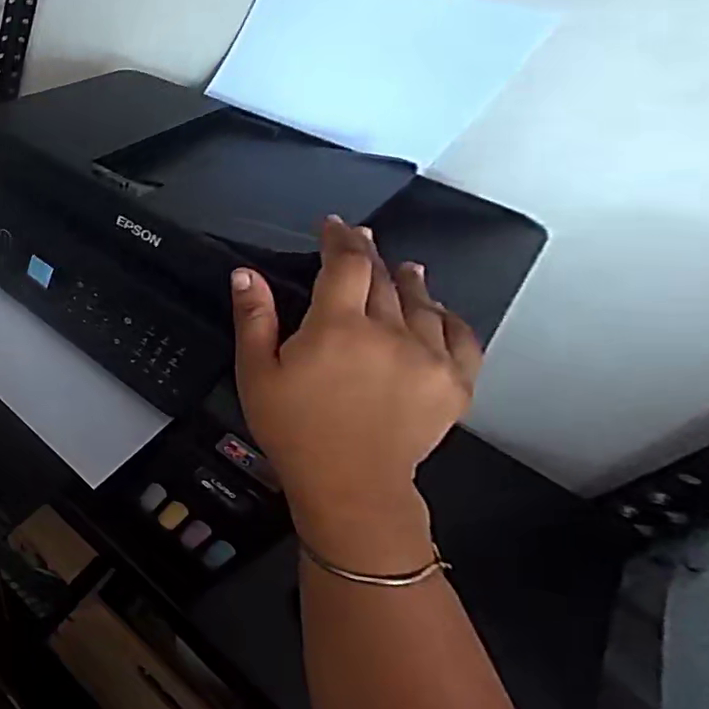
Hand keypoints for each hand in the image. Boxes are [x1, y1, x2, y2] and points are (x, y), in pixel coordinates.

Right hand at [228, 217, 483, 569]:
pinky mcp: (453, 384)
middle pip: (384, 280)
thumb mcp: (255, 371)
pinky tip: (441, 310)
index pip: (346, 264)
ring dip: (410, 281)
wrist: (350, 482)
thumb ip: (254, 318)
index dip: (340, 239)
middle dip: (370, 255)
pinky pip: (463, 338)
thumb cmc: (292, 426)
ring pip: (424, 304)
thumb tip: (245, 274)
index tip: (333, 225)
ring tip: (403, 268)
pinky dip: (452, 317)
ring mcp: (428, 358)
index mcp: (338, 328)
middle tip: (359, 240)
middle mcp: (390, 334)